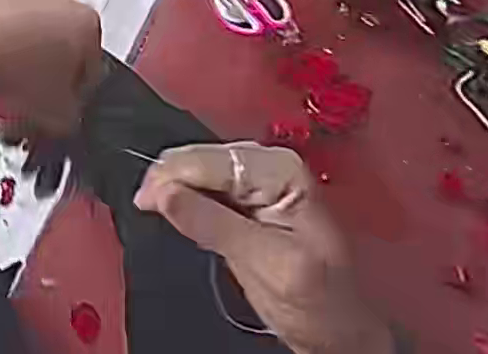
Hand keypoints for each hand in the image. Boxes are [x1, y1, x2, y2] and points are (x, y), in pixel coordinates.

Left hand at [0, 0, 102, 136]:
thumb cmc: (13, 79)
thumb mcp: (55, 115)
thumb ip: (70, 113)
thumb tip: (65, 113)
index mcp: (88, 26)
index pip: (90, 67)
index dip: (72, 95)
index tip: (57, 111)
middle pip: (61, 43)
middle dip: (50, 70)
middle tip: (31, 101)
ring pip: (36, 23)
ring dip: (29, 44)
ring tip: (9, 77)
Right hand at [134, 143, 387, 353]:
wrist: (342, 331)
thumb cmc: (321, 302)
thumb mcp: (268, 266)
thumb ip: (214, 225)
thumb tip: (164, 193)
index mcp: (280, 170)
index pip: (212, 160)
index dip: (173, 175)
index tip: (145, 199)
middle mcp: (267, 161)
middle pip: (202, 156)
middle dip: (170, 177)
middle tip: (144, 205)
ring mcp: (257, 175)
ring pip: (198, 166)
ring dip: (174, 185)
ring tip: (154, 207)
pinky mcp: (246, 192)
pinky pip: (205, 182)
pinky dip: (185, 194)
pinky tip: (174, 207)